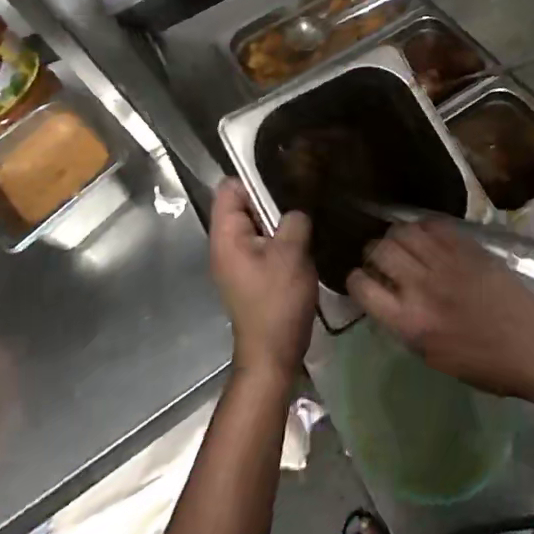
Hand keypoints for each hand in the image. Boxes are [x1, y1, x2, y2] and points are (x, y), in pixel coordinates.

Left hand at [209, 179, 316, 378]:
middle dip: (272, 200)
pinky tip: (304, 245)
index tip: (286, 183)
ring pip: (257, 227)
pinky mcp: (252, 275)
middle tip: (303, 200)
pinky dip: (281, 242)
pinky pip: (264, 246)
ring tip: (307, 221)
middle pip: (244, 206)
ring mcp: (237, 262)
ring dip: (280, 223)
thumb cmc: (277, 301)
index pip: (230, 188)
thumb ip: (293, 221)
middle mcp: (225, 245)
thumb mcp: (291, 254)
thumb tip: (295, 211)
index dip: (255, 179)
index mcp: (225, 235)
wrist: (272, 353)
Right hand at [348, 220, 533, 396]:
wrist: (531, 345)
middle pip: (378, 250)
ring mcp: (445, 262)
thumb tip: (383, 295)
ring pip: (402, 230)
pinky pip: (432, 224)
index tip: (363, 280)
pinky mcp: (466, 247)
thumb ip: (400, 322)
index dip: (355, 279)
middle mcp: (420, 287)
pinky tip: (427, 239)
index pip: (361, 286)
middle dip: (372, 252)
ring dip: (395, 236)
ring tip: (403, 245)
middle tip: (382, 259)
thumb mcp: (428, 354)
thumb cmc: (480, 363)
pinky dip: (422, 228)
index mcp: (408, 321)